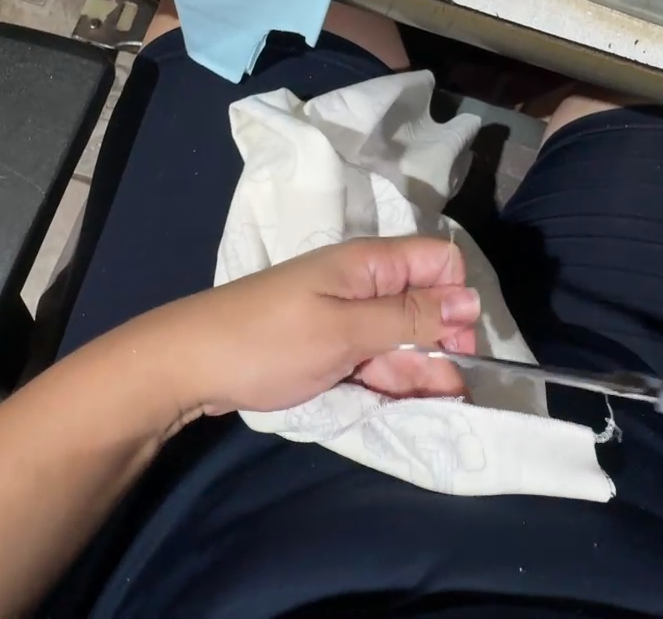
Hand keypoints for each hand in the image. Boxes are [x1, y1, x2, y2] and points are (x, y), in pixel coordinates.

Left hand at [125, 236, 481, 418]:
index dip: (455, 298)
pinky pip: (376, 356)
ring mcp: (347, 315)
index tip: (454, 342)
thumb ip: (408, 317)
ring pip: (403, 336)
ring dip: (419, 368)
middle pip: (425, 304)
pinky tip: (401, 399)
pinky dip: (390, 377)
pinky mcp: (332, 343)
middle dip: (441, 344)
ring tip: (427, 401)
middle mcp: (364, 283)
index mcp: (369, 263)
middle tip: (446, 388)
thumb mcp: (345, 330)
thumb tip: (470, 300)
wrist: (192, 364)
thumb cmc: (269, 340)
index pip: (439, 261)